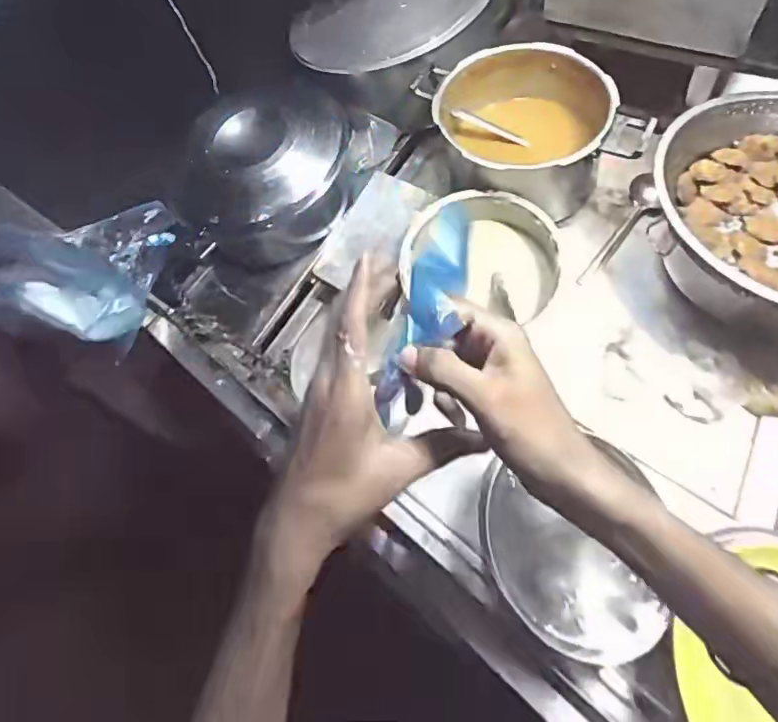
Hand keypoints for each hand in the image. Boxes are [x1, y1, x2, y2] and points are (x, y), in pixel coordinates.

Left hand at [257, 256, 485, 586]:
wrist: (296, 520)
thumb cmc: (344, 493)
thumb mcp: (398, 470)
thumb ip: (440, 446)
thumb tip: (481, 435)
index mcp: (345, 387)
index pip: (351, 326)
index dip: (360, 289)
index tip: (371, 258)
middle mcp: (328, 379)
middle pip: (342, 322)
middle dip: (364, 291)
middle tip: (390, 266)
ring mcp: (319, 390)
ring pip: (337, 337)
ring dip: (358, 311)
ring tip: (386, 292)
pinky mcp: (319, 401)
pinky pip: (337, 355)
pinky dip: (355, 335)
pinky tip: (375, 340)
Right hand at [399, 301, 610, 508]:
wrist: (561, 470)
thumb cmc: (527, 428)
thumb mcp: (482, 395)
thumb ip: (442, 368)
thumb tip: (404, 350)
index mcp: (500, 332)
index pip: (453, 306)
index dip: (423, 315)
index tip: (393, 333)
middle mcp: (494, 342)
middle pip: (446, 333)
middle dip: (426, 356)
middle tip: (407, 382)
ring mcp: (490, 366)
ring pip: (447, 360)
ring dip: (437, 381)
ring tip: (442, 409)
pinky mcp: (487, 389)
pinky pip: (456, 381)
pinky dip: (448, 395)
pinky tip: (453, 418)